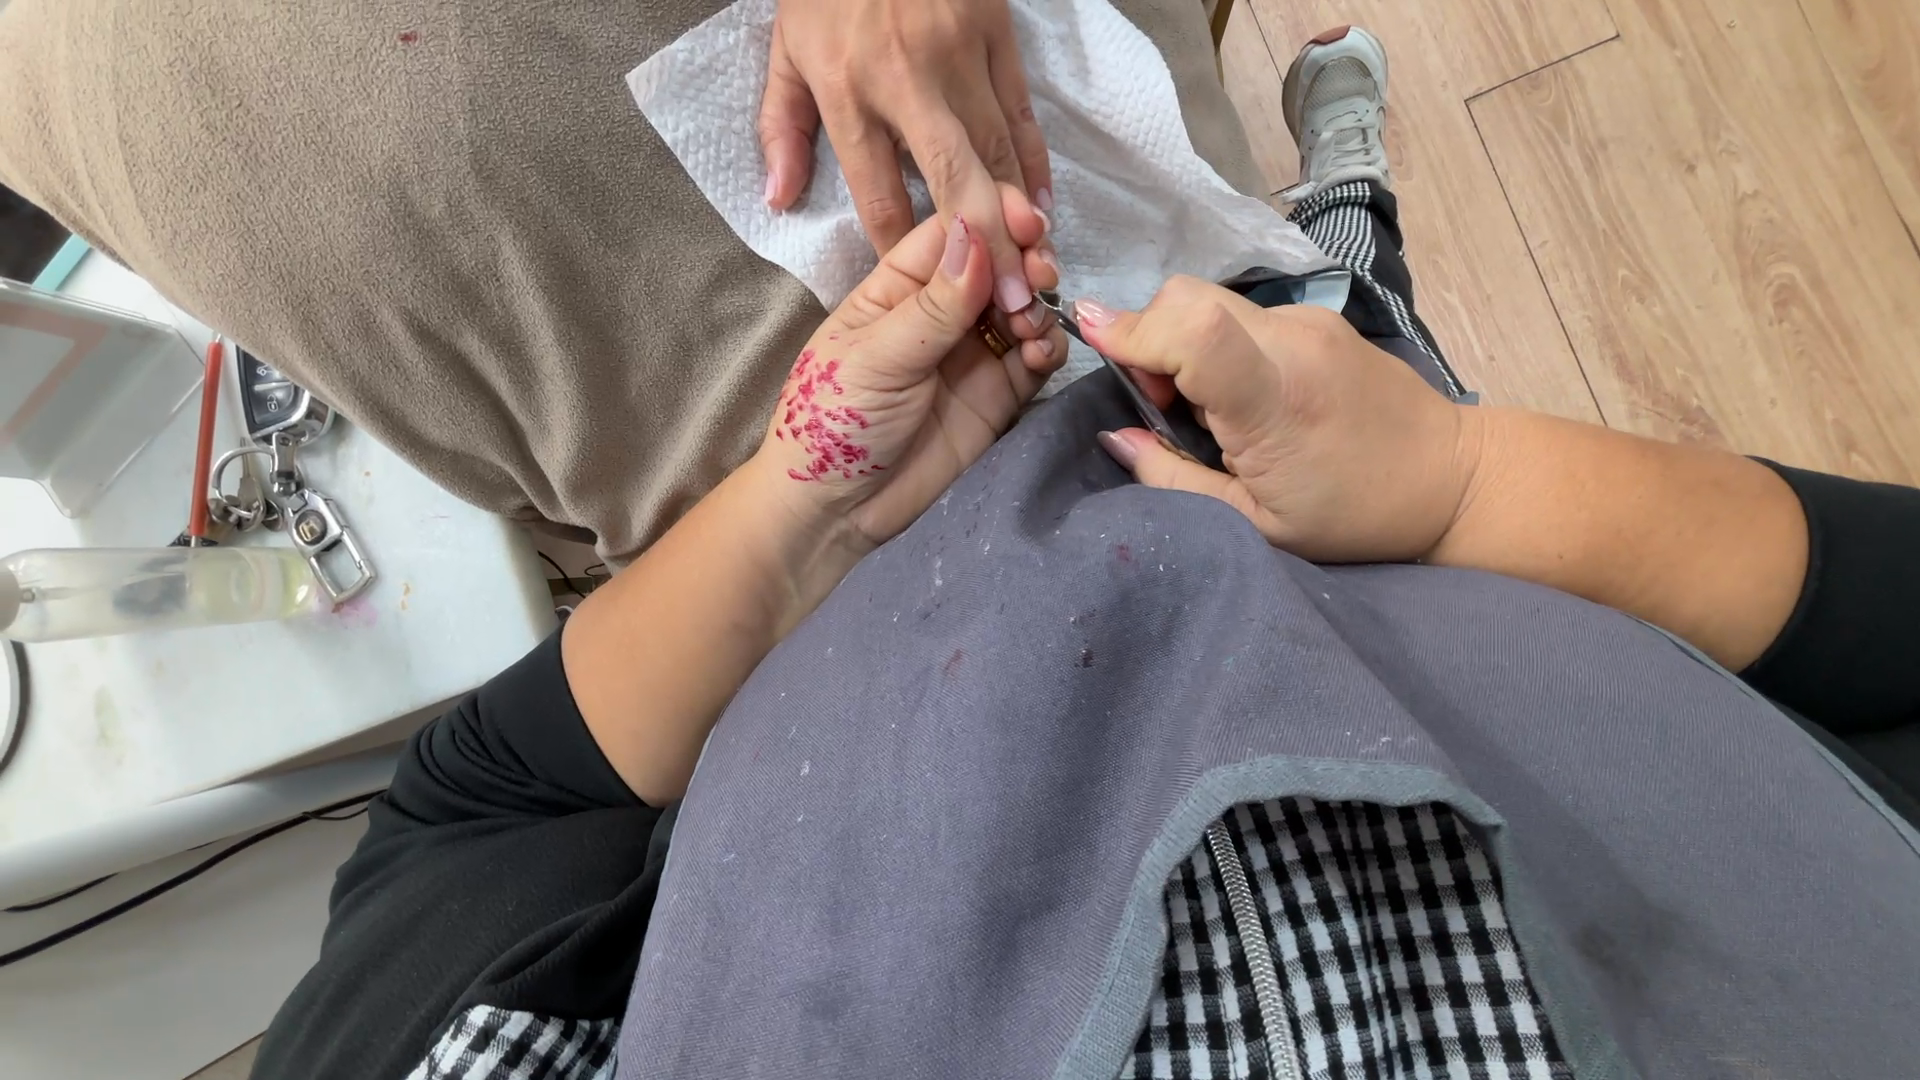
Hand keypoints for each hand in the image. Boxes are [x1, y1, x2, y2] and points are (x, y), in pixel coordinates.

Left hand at [753, 196, 1066, 547]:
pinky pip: (1033, 358)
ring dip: (1038, 305)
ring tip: (1030, 327)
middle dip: (1025, 259)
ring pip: (1023, 306)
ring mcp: (973, 352)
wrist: (839, 509)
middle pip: (999, 262)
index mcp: (899, 285)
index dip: (992, 217)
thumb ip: (933, 304)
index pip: (954, 229)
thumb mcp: (877, 357)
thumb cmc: (834, 422)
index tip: (1027, 222)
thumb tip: (977, 234)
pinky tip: (1039, 354)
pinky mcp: (996, 393)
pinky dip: (1046, 348)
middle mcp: (941, 310)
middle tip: (1040, 276)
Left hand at [759, 0, 1051, 314]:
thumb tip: (780, 202)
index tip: (927, 297)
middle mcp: (908, 80)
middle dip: (986, 252)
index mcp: (848, 91)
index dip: (905, 253)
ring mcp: (960, 54)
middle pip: (955, 182)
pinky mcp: (997, 33)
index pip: (881, 196)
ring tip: (1034, 272)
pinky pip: (1022, 114)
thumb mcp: (785, 51)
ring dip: (1019, 219)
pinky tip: (1043, 208)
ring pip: (998, 153)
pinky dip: (1035, 164)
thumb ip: (780, 129)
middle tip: (1011, 306)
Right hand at [1077, 278, 1479, 562]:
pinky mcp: (1316, 319)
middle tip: (1162, 403)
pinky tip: (1231, 392)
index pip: (1193, 332)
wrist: (1452, 478)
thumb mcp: (1252, 523)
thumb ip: (1173, 479)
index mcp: (1276, 402)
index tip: (1090, 332)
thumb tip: (1114, 437)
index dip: (1133, 328)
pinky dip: (1209, 342)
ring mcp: (1309, 322)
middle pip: (1188, 298)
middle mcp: (1293, 343)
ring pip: (1207, 300)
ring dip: (1177, 340)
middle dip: (1148, 338)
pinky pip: (1235, 313)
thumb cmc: (1352, 516)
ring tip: (1199, 405)